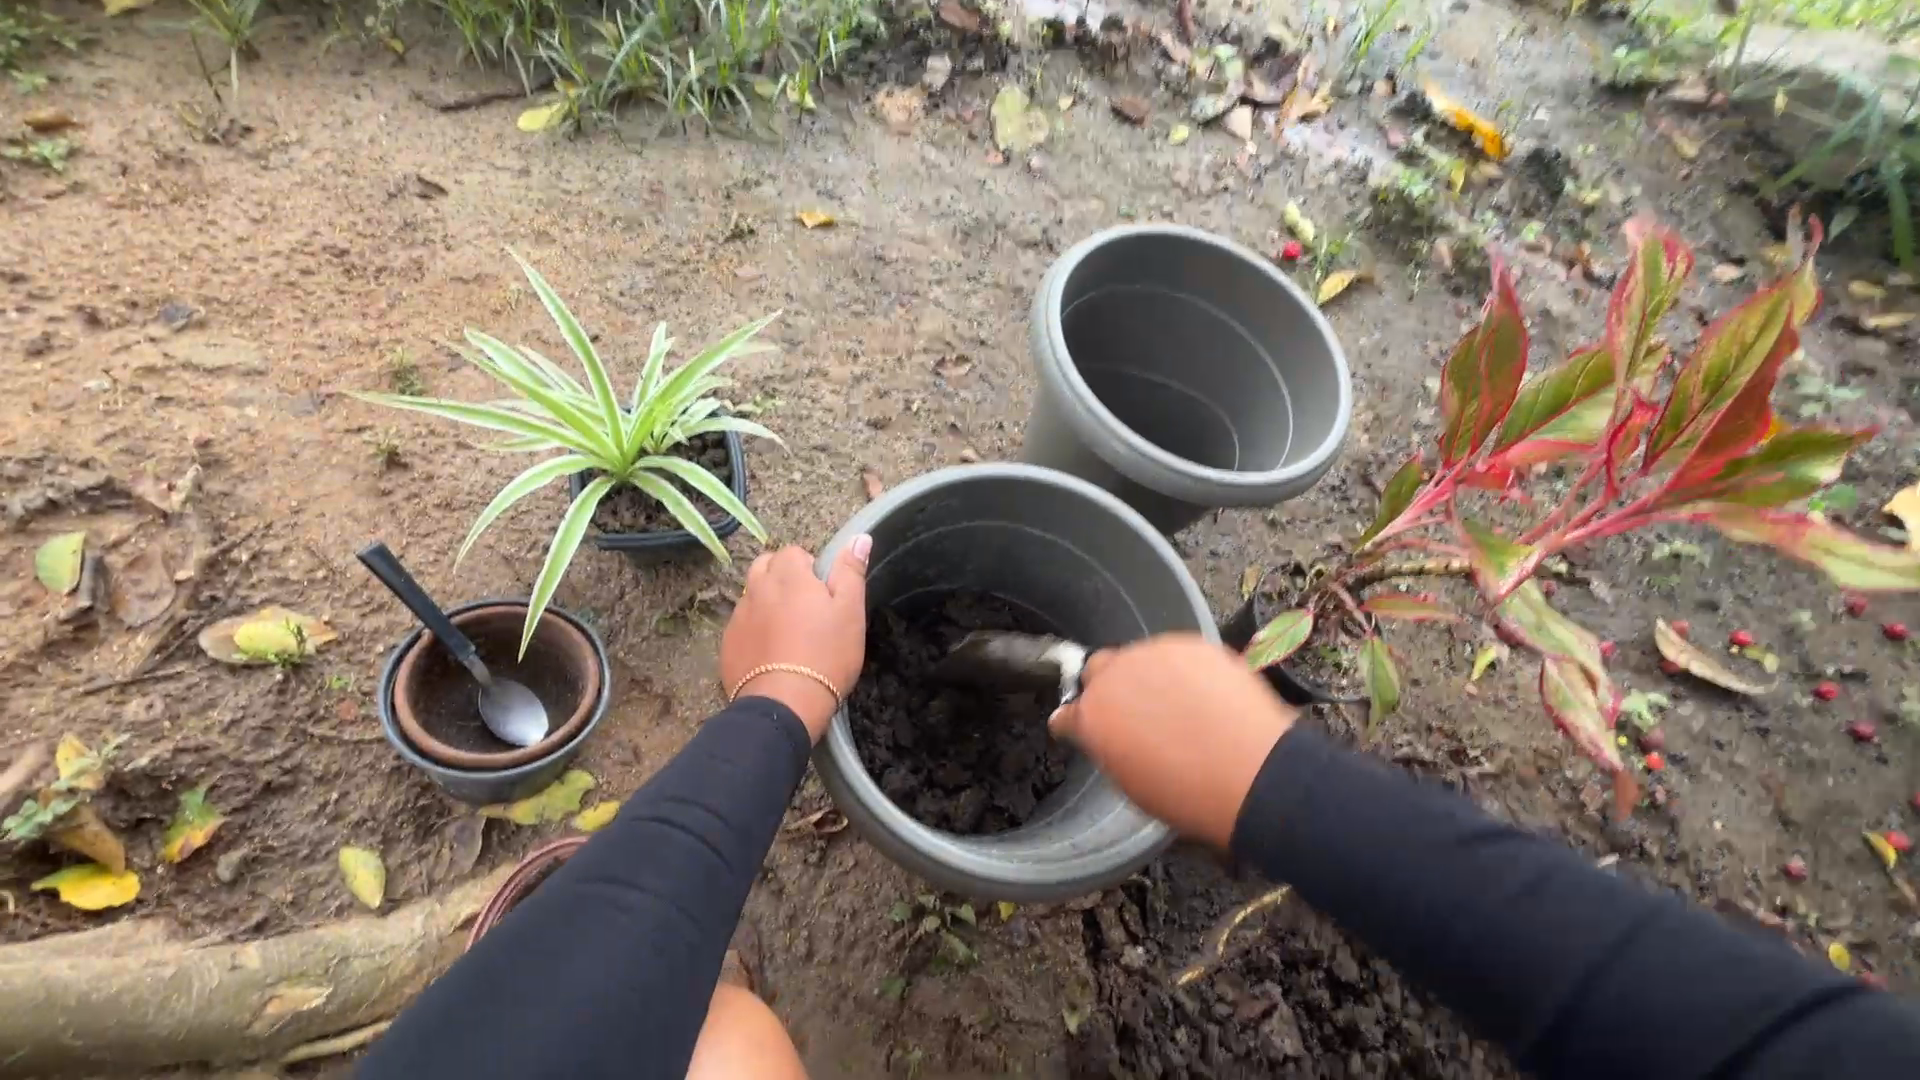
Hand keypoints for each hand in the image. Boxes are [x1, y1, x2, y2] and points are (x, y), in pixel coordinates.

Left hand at [720, 537, 869, 741]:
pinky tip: (772, 652)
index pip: (794, 552)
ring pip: (752, 595)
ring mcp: (738, 616)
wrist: (783, 704)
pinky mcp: (728, 644)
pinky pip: (742, 624)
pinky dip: (756, 629)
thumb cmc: (826, 654)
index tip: (824, 594)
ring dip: (768, 601)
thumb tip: (859, 538)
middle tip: (806, 607)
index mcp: (788, 575)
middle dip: (783, 577)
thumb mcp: (850, 611)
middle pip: (766, 566)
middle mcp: (757, 588)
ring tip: (789, 630)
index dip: (811, 568)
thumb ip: (851, 571)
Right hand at [1050, 634, 1298, 849]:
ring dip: (1148, 675)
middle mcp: (1114, 677)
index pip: (1067, 713)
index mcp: (1092, 717)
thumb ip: (1108, 749)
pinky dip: (1183, 669)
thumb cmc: (1191, 795)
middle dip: (1108, 686)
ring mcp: (1154, 654)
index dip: (1079, 722)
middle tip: (1133, 711)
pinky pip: (1177, 653)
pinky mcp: (1191, 644)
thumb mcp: (1132, 784)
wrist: (1254, 774)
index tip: (1088, 729)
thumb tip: (1105, 737)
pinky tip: (1204, 695)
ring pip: (1139, 657)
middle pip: (1096, 669)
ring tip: (1178, 705)